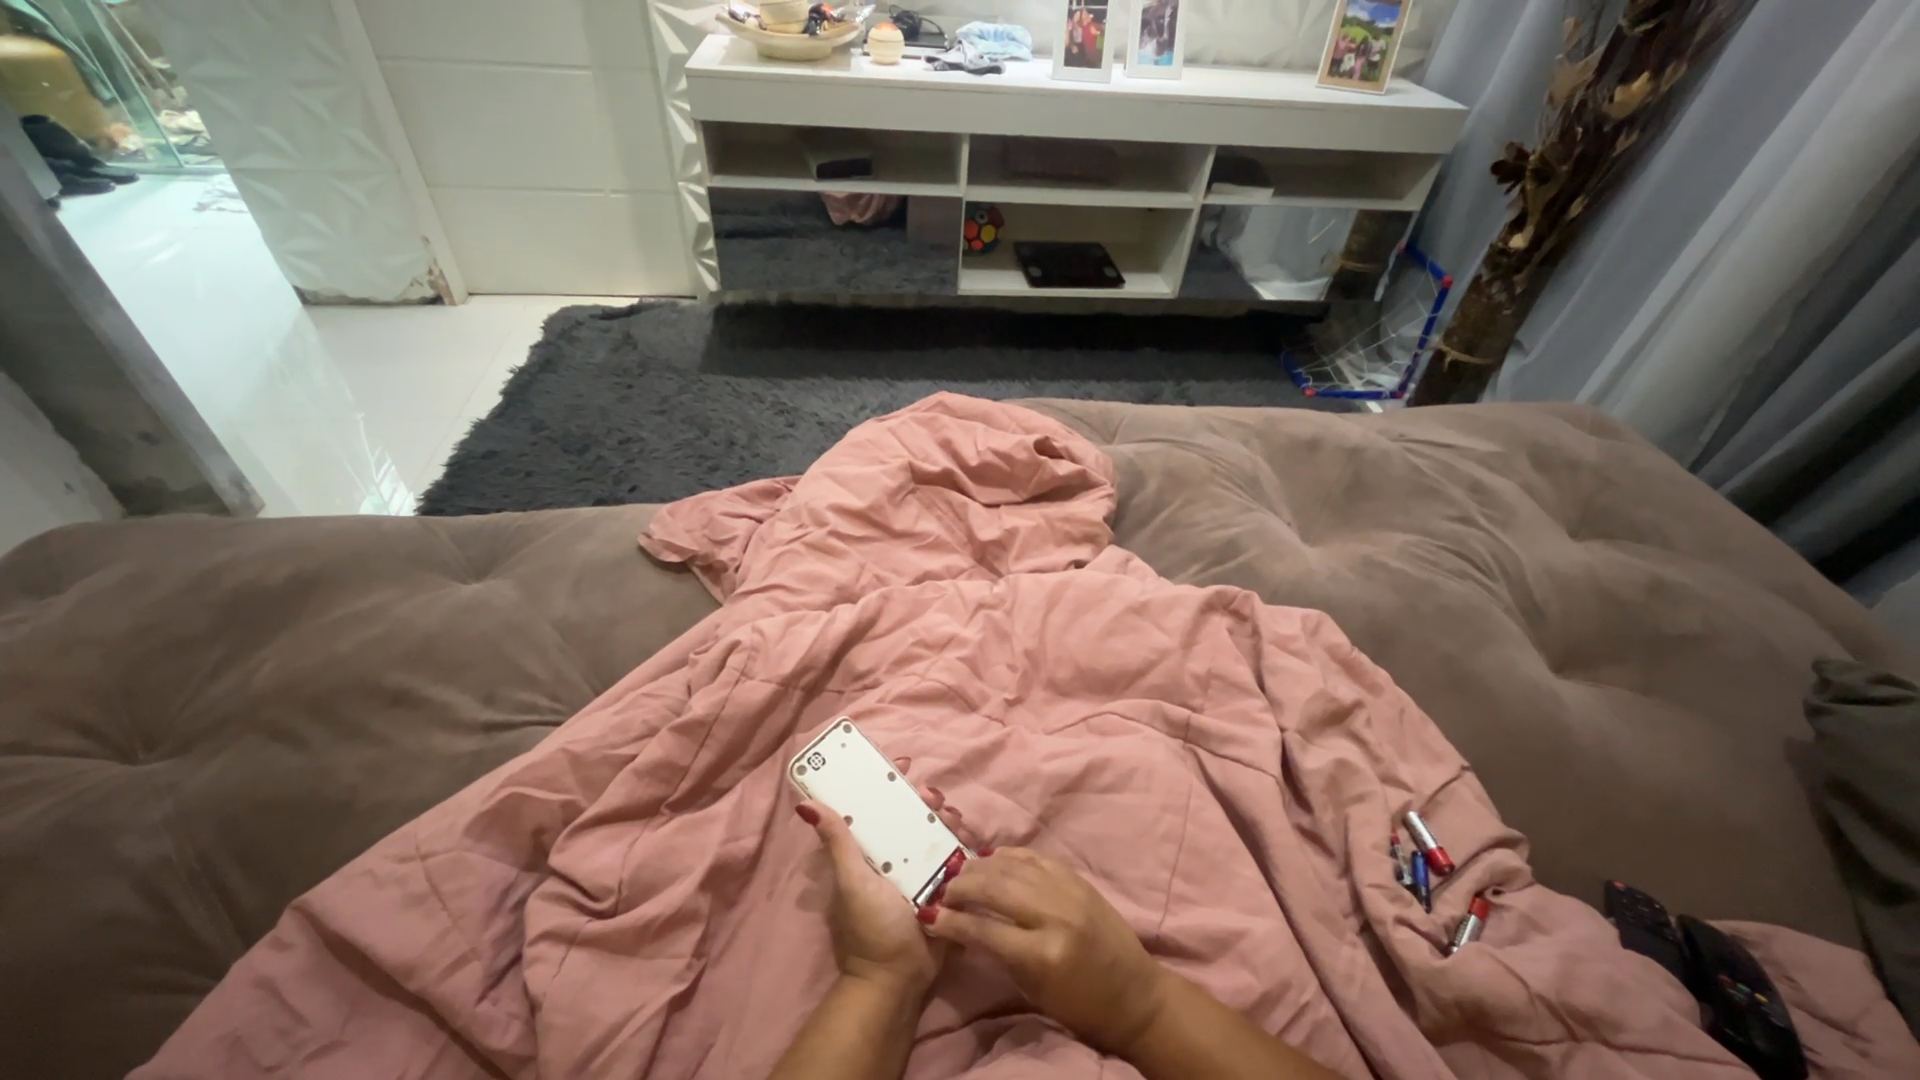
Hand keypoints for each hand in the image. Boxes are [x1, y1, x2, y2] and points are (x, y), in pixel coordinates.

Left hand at [795, 759, 966, 996]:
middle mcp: (892, 856)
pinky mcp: (942, 886)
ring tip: (952, 817)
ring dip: (945, 816)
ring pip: (934, 829)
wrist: (898, 979)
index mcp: (867, 851)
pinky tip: (967, 836)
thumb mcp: (852, 881)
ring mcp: (919, 870)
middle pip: (910, 813)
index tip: (904, 766)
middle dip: (924, 798)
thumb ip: (838, 843)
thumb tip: (806, 803)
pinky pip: (954, 854)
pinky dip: (961, 840)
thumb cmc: (870, 928)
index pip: (876, 806)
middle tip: (933, 797)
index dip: (888, 782)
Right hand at [923, 848, 1168, 1055]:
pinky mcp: (1078, 878)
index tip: (928, 915)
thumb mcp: (1032, 988)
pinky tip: (991, 859)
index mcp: (1043, 953)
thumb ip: (996, 953)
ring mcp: (1069, 891)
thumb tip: (960, 925)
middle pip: (995, 887)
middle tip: (941, 890)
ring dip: (980, 866)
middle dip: (961, 886)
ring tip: (960, 872)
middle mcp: (1055, 914)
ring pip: (1012, 866)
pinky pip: (1034, 857)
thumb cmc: (1080, 1004)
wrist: (1135, 994)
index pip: (984, 929)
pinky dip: (1008, 856)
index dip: (951, 921)